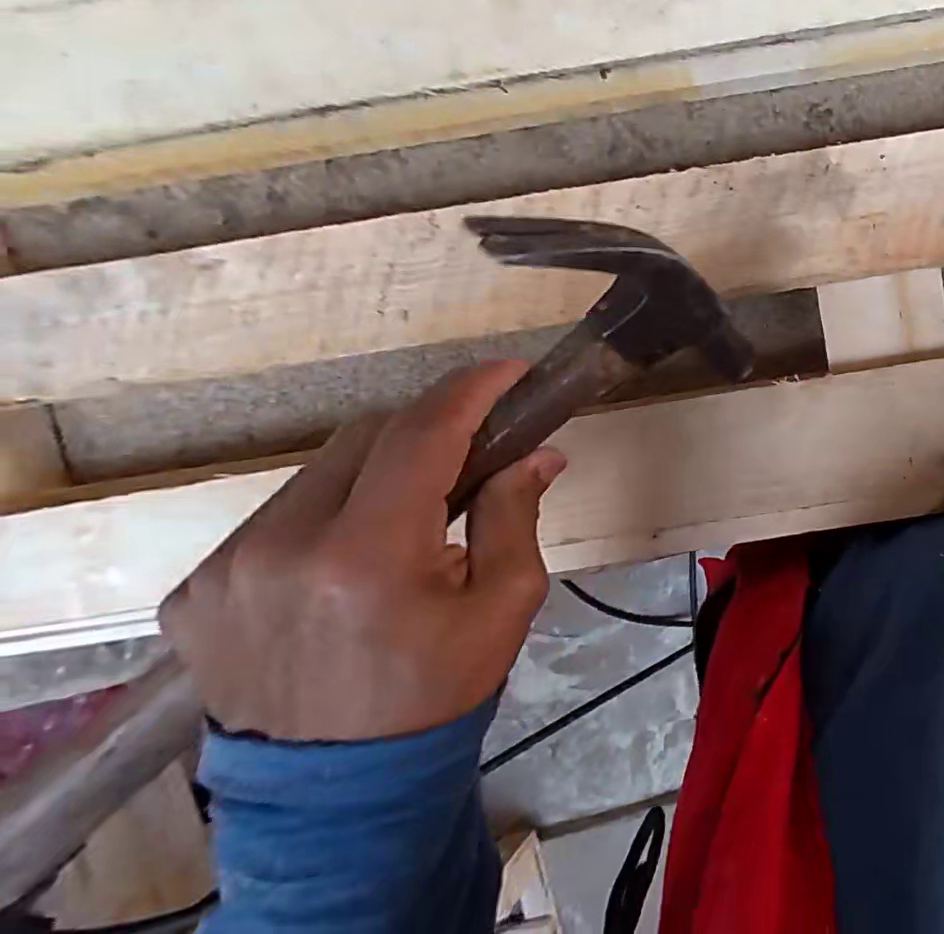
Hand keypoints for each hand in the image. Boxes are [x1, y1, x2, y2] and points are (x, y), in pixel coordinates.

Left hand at [159, 362, 566, 740]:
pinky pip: (283, 513)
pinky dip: (337, 509)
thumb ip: (516, 516)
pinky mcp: (196, 589)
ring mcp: (226, 568)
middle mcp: (282, 549)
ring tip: (419, 513)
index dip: (470, 390)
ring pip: (321, 470)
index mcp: (369, 557)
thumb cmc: (442, 685)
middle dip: (431, 429)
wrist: (338, 782)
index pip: (422, 437)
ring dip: (383, 470)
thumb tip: (539, 454)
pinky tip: (360, 553)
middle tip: (477, 453)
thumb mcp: (507, 602)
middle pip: (367, 437)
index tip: (509, 371)